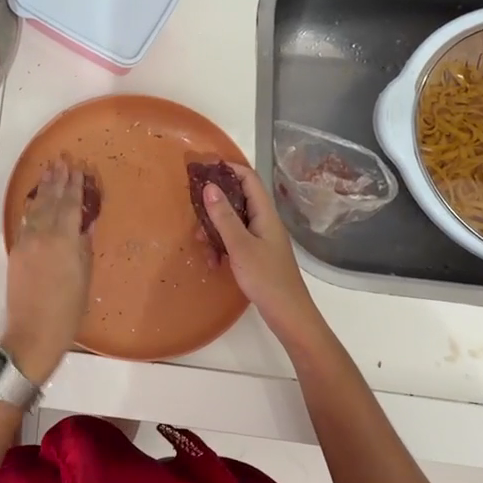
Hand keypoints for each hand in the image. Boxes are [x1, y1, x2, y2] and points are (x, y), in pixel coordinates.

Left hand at [5, 157, 92, 383]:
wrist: (33, 332)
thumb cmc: (68, 310)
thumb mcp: (84, 276)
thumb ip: (84, 245)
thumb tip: (87, 222)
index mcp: (63, 240)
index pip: (69, 205)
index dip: (74, 185)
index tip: (77, 167)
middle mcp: (42, 235)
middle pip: (50, 201)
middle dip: (56, 180)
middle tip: (60, 160)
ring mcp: (26, 243)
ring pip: (35, 209)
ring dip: (42, 189)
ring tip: (49, 171)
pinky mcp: (17, 252)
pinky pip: (25, 222)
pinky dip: (32, 208)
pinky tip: (35, 200)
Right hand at [199, 163, 322, 341]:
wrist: (288, 315)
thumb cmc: (266, 278)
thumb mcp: (239, 246)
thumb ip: (223, 216)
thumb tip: (208, 186)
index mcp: (265, 214)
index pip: (249, 179)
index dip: (228, 168)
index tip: (203, 167)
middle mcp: (264, 221)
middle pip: (238, 198)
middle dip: (214, 202)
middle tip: (193, 206)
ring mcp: (260, 238)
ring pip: (232, 221)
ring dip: (214, 228)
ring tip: (200, 241)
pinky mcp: (255, 254)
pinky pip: (234, 240)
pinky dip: (220, 246)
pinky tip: (212, 261)